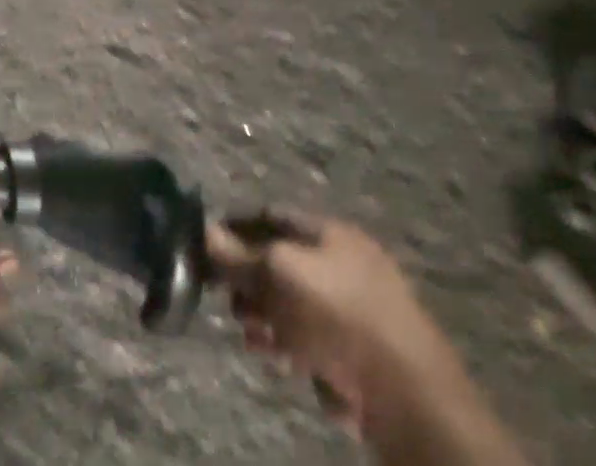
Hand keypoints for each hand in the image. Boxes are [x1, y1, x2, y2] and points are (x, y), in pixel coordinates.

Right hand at [207, 212, 464, 431]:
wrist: (403, 390)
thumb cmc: (334, 314)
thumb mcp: (274, 271)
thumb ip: (233, 251)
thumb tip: (202, 230)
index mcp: (331, 234)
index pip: (266, 215)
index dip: (231, 227)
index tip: (203, 249)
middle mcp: (342, 262)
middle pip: (271, 259)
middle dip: (243, 279)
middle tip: (226, 296)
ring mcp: (349, 304)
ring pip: (282, 298)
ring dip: (257, 313)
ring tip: (252, 332)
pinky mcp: (350, 341)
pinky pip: (301, 330)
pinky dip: (281, 338)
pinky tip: (272, 351)